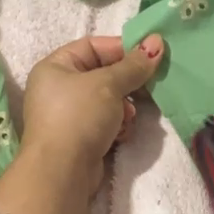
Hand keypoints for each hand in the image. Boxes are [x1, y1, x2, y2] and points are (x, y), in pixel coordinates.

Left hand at [19, 34, 164, 197]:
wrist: (62, 171)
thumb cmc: (79, 117)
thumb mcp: (108, 85)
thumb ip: (134, 65)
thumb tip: (157, 41)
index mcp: (56, 66)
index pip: (93, 46)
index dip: (122, 49)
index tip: (150, 57)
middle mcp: (59, 88)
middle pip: (103, 74)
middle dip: (127, 83)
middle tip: (149, 87)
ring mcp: (69, 114)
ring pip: (107, 101)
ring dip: (124, 107)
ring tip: (130, 116)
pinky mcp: (80, 137)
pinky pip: (105, 122)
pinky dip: (117, 125)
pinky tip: (123, 134)